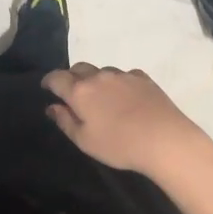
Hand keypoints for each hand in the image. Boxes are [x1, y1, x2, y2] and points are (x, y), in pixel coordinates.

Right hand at [42, 64, 212, 213]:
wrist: (164, 139)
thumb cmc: (118, 145)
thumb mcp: (85, 141)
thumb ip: (65, 121)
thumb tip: (52, 107)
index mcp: (80, 91)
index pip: (57, 78)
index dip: (49, 81)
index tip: (47, 88)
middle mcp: (99, 76)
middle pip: (78, 68)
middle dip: (72, 77)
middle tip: (73, 94)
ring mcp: (123, 75)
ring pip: (102, 71)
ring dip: (96, 80)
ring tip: (102, 98)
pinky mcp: (143, 78)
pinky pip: (124, 75)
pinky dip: (118, 83)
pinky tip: (125, 98)